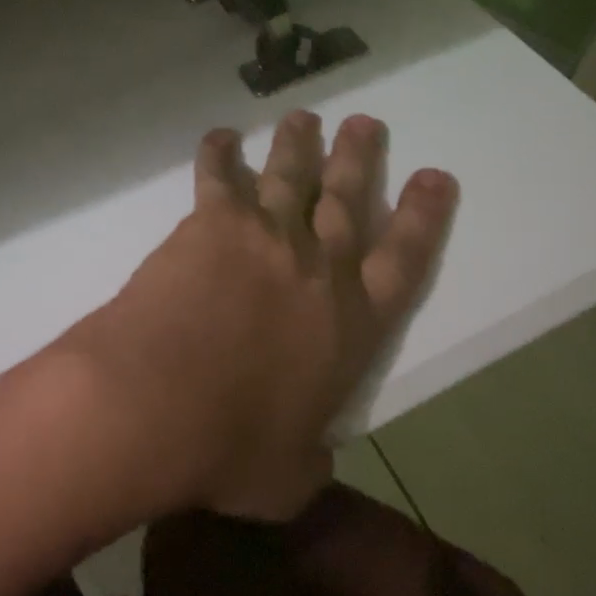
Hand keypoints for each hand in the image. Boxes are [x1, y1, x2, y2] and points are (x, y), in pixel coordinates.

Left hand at [76, 112, 456, 520]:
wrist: (158, 403)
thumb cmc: (230, 449)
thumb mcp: (288, 478)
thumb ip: (309, 460)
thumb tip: (311, 460)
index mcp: (353, 325)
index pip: (406, 258)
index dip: (424, 215)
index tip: (437, 176)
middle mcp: (319, 268)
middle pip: (349, 198)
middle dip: (361, 158)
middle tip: (367, 122)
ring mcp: (265, 238)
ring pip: (290, 175)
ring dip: (298, 143)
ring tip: (303, 117)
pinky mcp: (210, 225)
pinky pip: (218, 177)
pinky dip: (218, 153)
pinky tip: (220, 136)